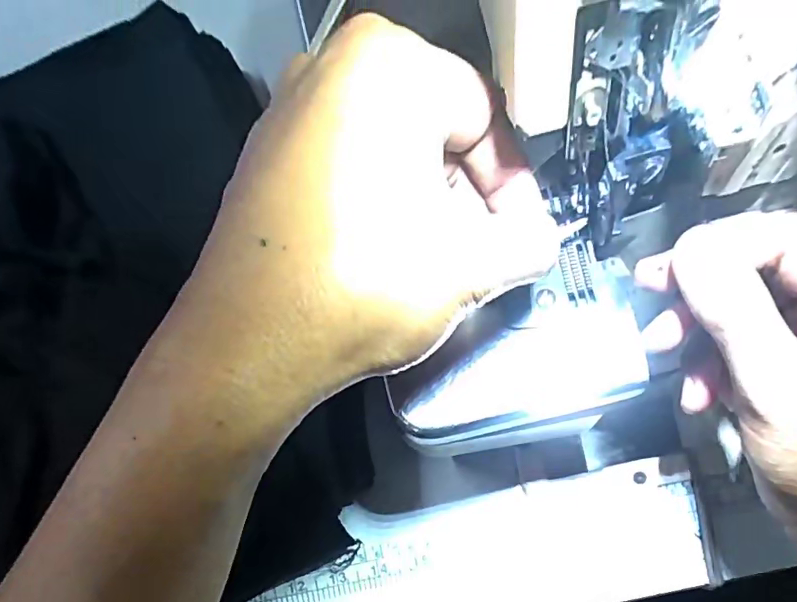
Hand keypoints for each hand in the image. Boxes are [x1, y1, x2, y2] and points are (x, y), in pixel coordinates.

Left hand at [177, 15, 559, 410]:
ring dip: (430, 205)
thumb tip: (540, 239)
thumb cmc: (367, 287)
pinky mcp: (270, 157)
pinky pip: (351, 167)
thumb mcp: (471, 268)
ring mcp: (291, 109)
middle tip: (482, 254)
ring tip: (437, 265)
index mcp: (389, 65)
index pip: (486, 114)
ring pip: (395, 149)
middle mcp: (332, 65)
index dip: (514, 183)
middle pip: (438, 127)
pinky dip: (383, 206)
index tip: (520, 237)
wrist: (256, 340)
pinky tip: (386, 260)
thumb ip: (527, 244)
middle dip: (470, 195)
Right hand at [638, 212, 796, 567]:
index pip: (786, 237)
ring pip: (748, 300)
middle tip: (656, 311)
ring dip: (702, 334)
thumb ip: (731, 310)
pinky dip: (717, 360)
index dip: (717, 251)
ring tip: (668, 357)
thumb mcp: (773, 384)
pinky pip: (750, 333)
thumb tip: (690, 249)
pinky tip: (700, 392)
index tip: (662, 274)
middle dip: (703, 299)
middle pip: (763, 265)